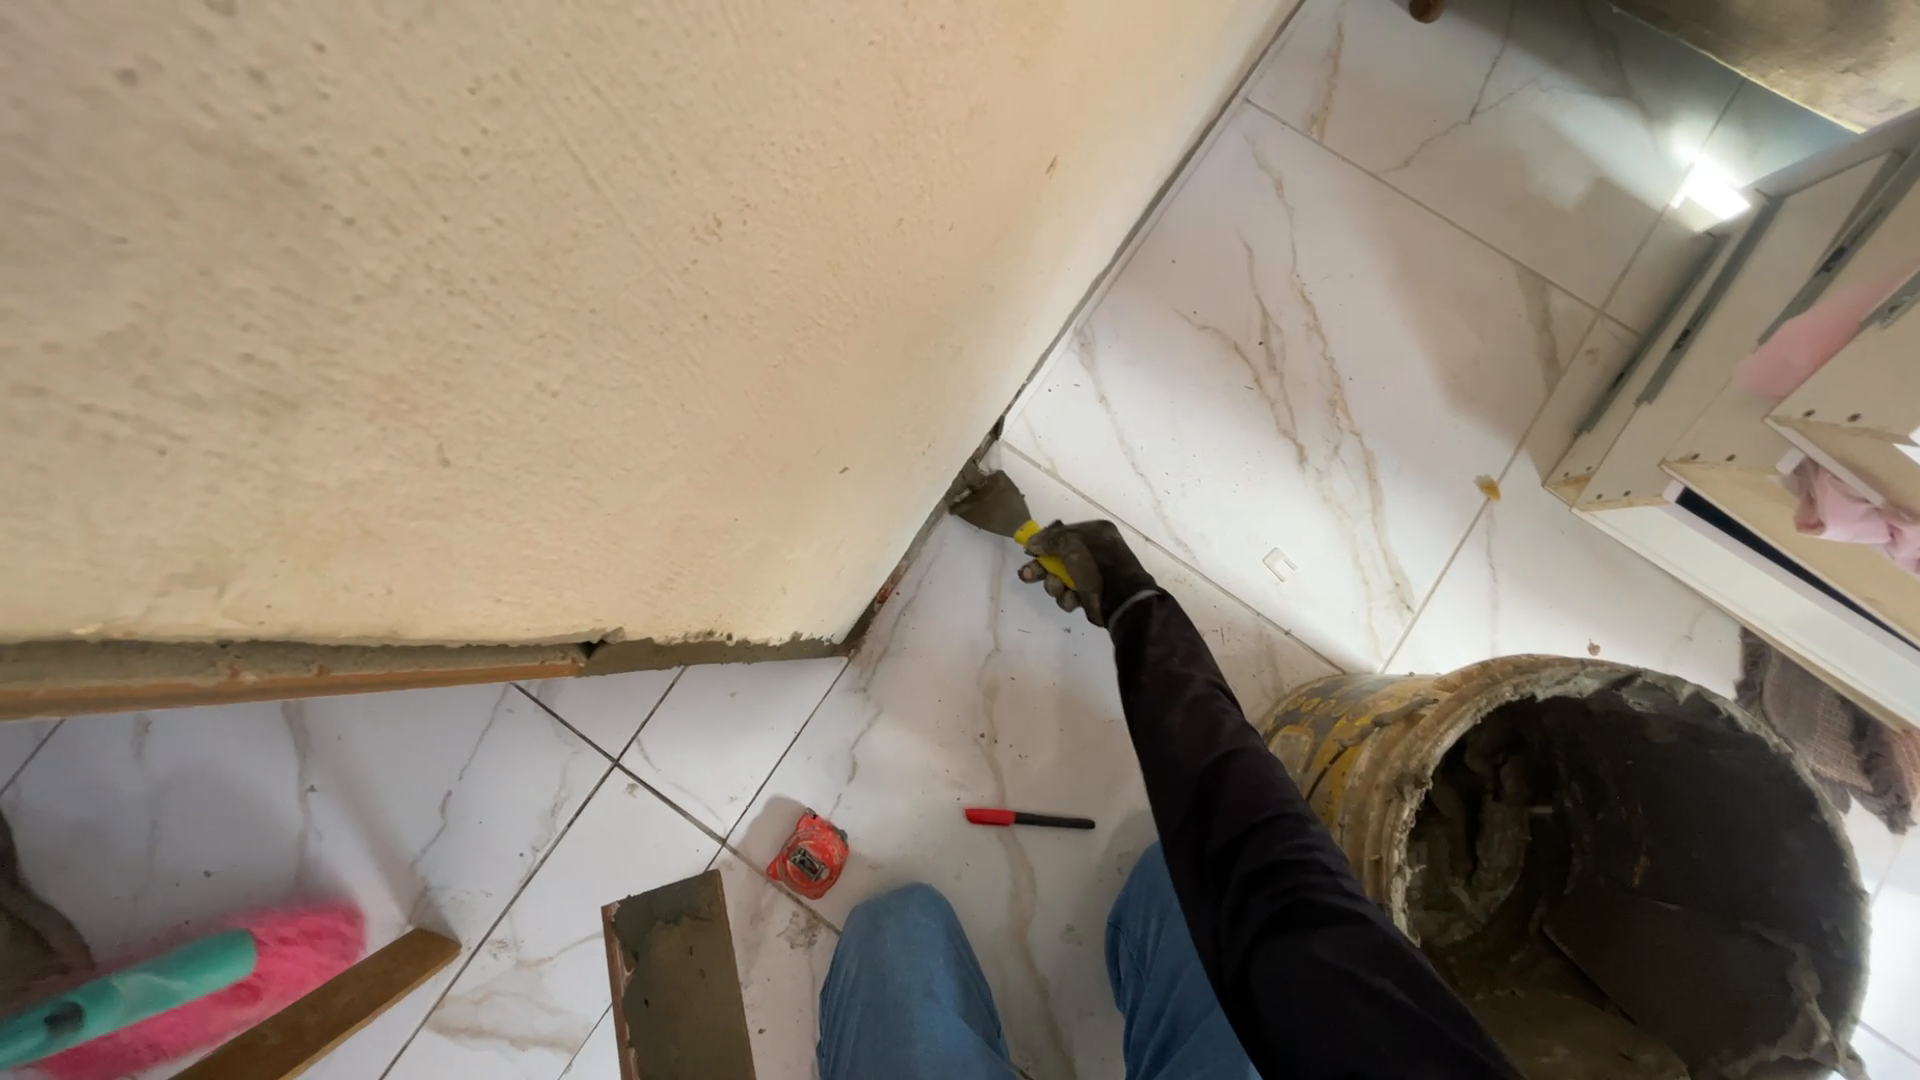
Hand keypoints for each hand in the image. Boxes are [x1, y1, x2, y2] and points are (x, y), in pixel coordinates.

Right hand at [1017, 520, 1156, 626]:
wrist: (1121, 600)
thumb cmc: (1098, 566)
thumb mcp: (1072, 545)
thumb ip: (1049, 541)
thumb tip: (1031, 543)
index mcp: (1093, 534)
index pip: (1061, 533)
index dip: (1043, 541)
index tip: (1028, 550)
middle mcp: (1092, 552)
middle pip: (1056, 558)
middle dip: (1040, 568)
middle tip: (1026, 575)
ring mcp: (1091, 575)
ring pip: (1059, 579)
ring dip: (1054, 585)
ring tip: (1058, 588)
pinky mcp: (1089, 595)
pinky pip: (1069, 595)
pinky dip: (1067, 598)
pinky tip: (1073, 599)